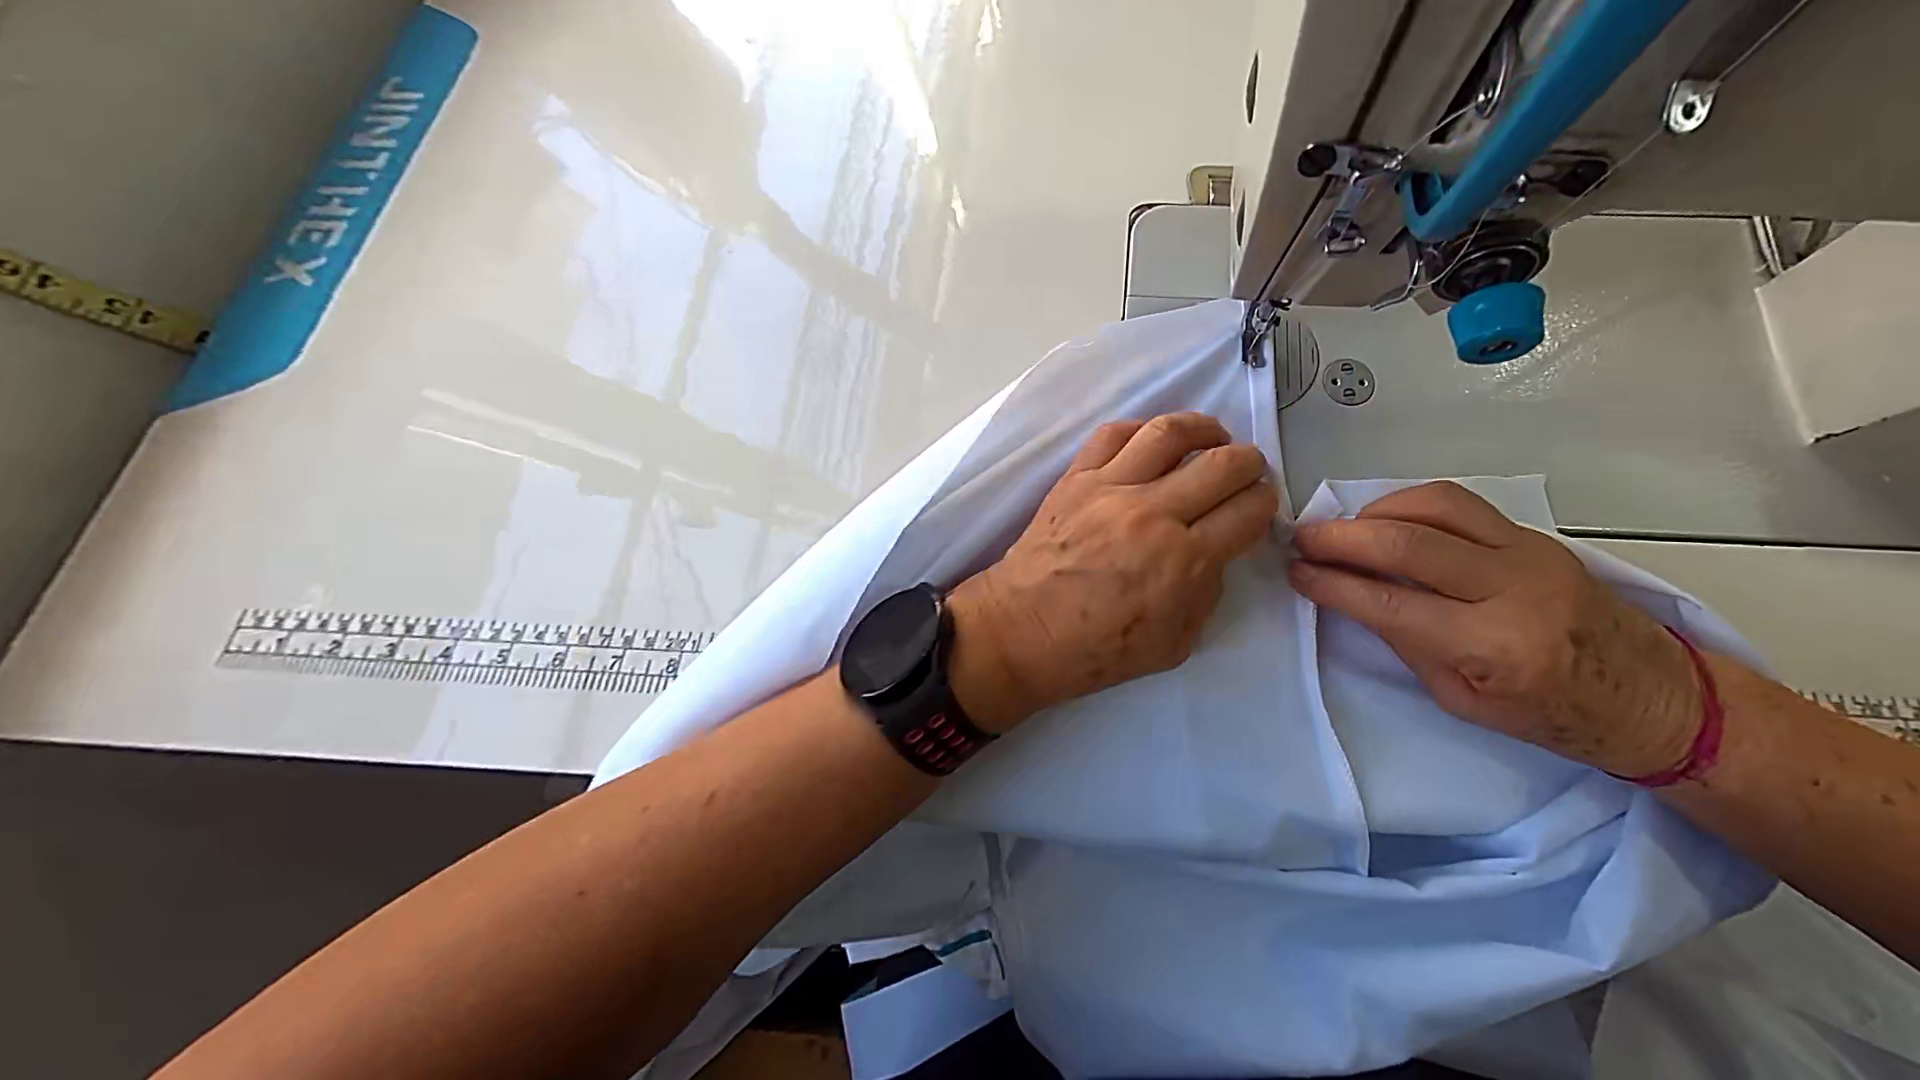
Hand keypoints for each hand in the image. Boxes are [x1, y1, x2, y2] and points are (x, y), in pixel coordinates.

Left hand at [945, 412, 1279, 732]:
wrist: (1022, 631)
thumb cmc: (1095, 650)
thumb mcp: (1174, 645)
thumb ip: (1205, 594)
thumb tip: (1214, 553)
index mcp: (1183, 559)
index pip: (1246, 511)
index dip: (1265, 503)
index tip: (1262, 505)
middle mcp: (1152, 513)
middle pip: (1221, 464)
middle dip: (1249, 464)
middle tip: (1249, 472)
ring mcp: (1109, 489)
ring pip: (1168, 433)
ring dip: (1203, 428)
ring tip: (1213, 438)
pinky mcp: (1075, 480)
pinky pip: (1112, 435)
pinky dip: (1141, 429)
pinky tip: (1154, 441)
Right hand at [1286, 481, 1702, 776]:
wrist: (1653, 696)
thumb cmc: (1547, 714)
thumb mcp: (1459, 698)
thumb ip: (1408, 641)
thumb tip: (1356, 594)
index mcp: (1492, 647)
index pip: (1388, 603)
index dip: (1331, 583)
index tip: (1294, 571)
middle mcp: (1513, 591)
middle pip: (1407, 542)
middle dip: (1340, 536)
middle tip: (1302, 538)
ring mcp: (1531, 554)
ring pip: (1436, 505)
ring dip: (1376, 510)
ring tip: (1345, 528)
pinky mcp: (1536, 537)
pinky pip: (1460, 505)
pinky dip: (1410, 505)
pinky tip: (1388, 521)